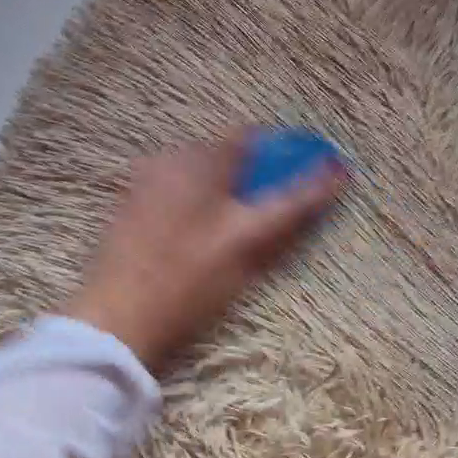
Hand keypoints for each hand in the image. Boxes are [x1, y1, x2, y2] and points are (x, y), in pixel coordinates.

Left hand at [58, 131, 344, 369]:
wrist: (118, 321)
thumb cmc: (190, 278)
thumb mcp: (251, 241)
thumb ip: (296, 202)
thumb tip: (339, 171)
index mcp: (198, 157)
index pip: (253, 137)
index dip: (286, 155)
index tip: (306, 183)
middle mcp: (167, 159)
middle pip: (227, 158)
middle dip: (257, 180)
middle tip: (275, 220)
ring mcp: (144, 184)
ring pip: (202, 180)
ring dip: (229, 196)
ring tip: (242, 239)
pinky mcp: (130, 211)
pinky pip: (179, 197)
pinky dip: (201, 210)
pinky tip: (205, 246)